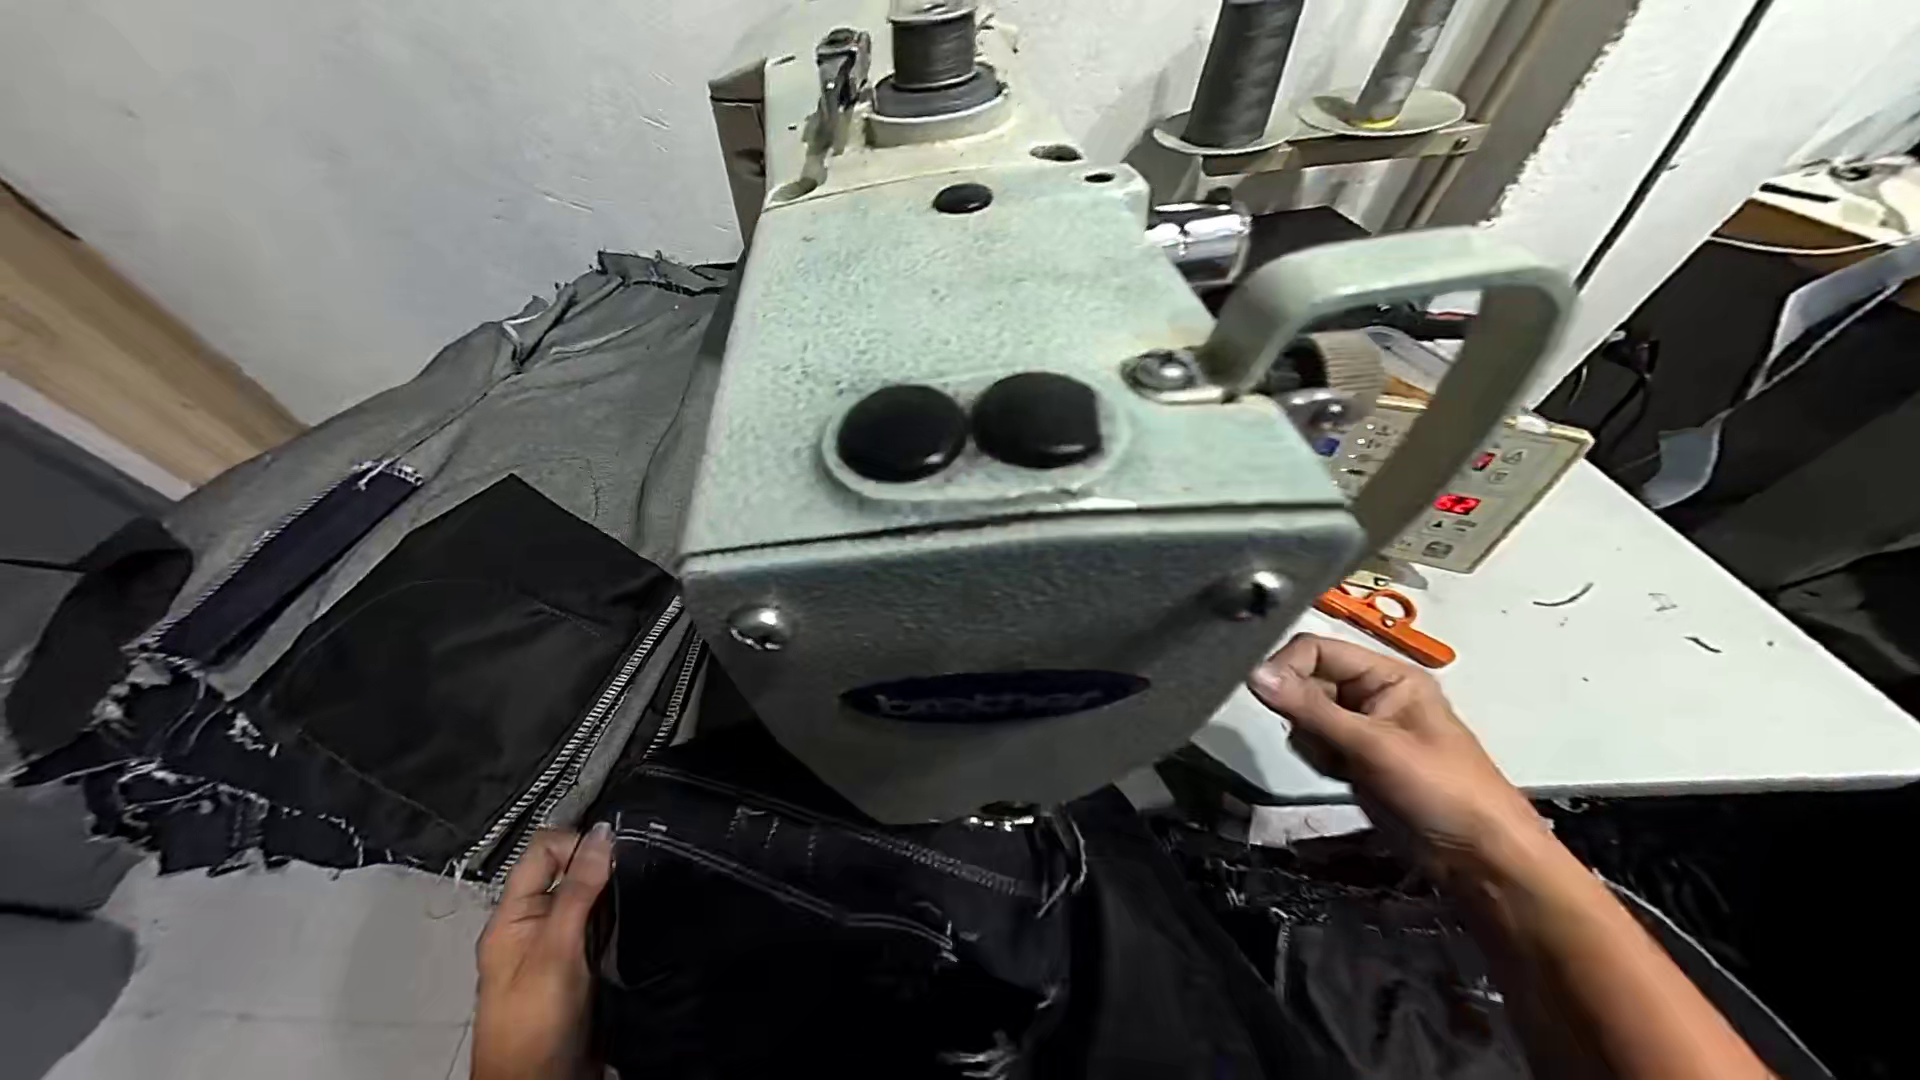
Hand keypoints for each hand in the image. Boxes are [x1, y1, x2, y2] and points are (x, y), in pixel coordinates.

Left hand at [472, 824, 612, 1079]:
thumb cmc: (535, 1023)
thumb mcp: (556, 950)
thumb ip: (579, 889)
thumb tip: (602, 833)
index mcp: (512, 917)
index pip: (543, 850)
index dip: (577, 844)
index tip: (611, 857)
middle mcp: (533, 923)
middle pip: (568, 869)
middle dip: (600, 866)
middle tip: (627, 878)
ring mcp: (557, 942)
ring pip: (589, 893)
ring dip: (611, 890)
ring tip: (633, 898)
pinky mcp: (581, 959)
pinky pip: (601, 919)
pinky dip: (618, 913)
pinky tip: (633, 917)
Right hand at [1247, 633, 1547, 883]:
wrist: (1481, 860)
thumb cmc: (1440, 791)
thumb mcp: (1372, 745)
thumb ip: (1309, 708)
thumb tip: (1254, 674)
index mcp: (1386, 674)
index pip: (1316, 649)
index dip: (1287, 666)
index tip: (1267, 695)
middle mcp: (1370, 691)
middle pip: (1305, 680)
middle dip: (1303, 712)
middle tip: (1323, 741)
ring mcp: (1361, 723)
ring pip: (1303, 713)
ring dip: (1311, 739)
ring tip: (1341, 763)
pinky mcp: (1352, 752)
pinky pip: (1312, 740)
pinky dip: (1317, 757)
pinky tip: (1343, 774)